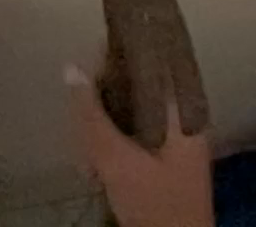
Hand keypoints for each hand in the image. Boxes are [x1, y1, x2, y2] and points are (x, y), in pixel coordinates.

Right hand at [66, 66, 213, 226]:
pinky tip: (94, 169)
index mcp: (184, 105)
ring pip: (133, 112)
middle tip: (82, 116)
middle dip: (105, 99)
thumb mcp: (117, 160)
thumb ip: (92, 116)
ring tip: (87, 157)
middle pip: (139, 85)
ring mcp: (177, 140)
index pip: (153, 57)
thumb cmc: (155, 204)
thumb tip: (71, 68)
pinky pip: (135, 136)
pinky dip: (114, 146)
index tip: (94, 51)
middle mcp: (184, 115)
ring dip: (104, 128)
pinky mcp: (166, 160)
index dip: (122, 51)